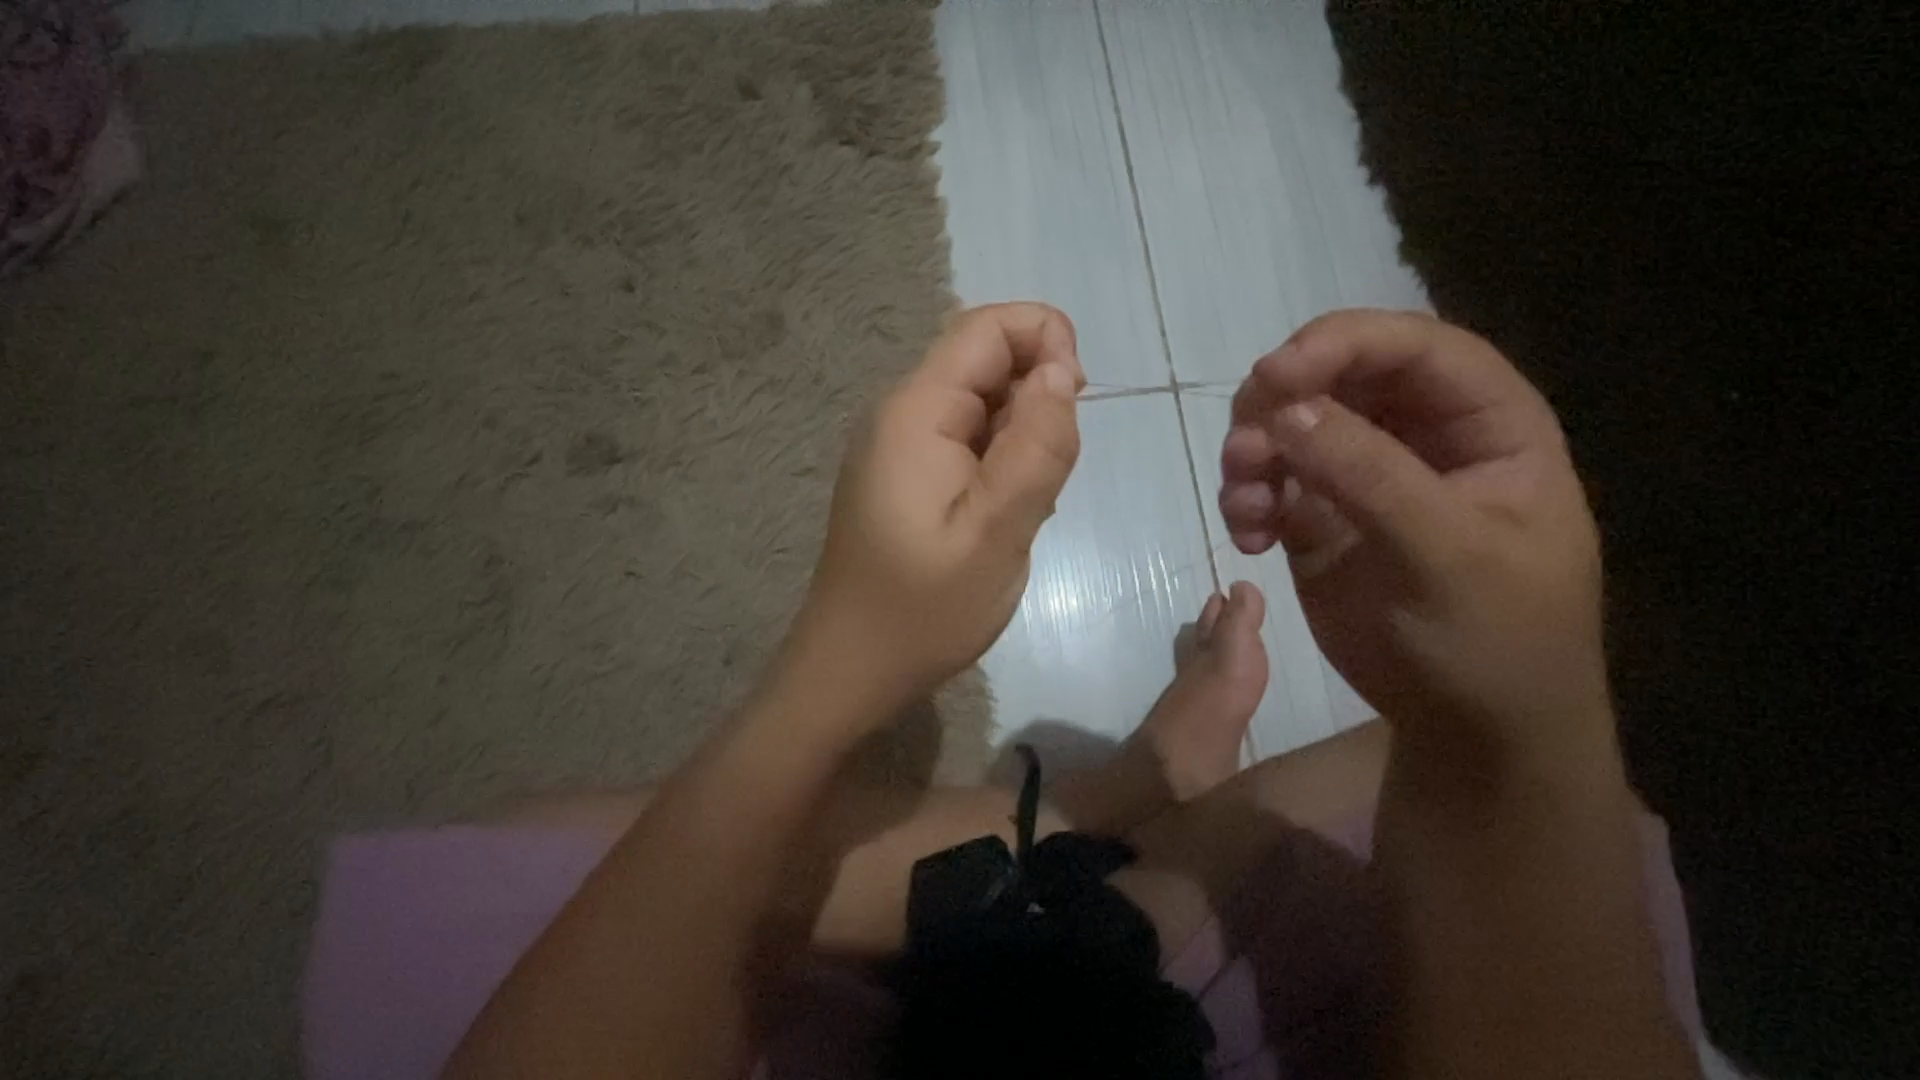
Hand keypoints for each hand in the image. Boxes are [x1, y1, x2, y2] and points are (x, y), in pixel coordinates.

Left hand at [789, 302, 1083, 719]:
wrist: (851, 668)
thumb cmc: (923, 610)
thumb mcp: (997, 532)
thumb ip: (1036, 447)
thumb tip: (1061, 371)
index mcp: (916, 411)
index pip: (988, 327)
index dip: (1047, 341)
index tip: (1077, 405)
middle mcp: (900, 414)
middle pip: (984, 361)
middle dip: (1038, 398)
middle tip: (1049, 478)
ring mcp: (898, 447)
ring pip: (980, 405)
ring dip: (1022, 437)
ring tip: (1025, 506)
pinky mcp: (904, 478)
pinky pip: (965, 442)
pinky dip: (999, 462)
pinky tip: (1002, 517)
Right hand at [1219, 310, 1609, 772]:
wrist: (1469, 732)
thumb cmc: (1493, 642)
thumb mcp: (1449, 556)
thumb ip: (1372, 477)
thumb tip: (1286, 408)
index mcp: (1487, 427)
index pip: (1417, 350)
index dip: (1345, 345)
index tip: (1274, 374)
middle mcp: (1421, 438)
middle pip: (1341, 377)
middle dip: (1283, 401)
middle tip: (1244, 444)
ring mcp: (1363, 478)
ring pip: (1293, 426)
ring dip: (1253, 452)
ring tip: (1243, 503)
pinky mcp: (1318, 520)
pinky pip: (1268, 484)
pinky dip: (1246, 501)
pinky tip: (1248, 539)